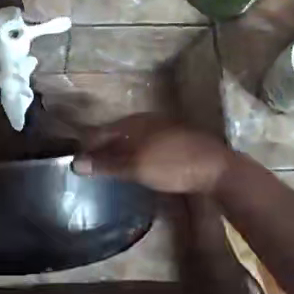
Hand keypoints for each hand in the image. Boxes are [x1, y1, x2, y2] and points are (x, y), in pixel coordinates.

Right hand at [71, 115, 235, 194]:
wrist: (218, 170)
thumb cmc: (172, 165)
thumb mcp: (135, 167)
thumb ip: (105, 165)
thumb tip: (75, 163)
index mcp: (134, 122)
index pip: (100, 131)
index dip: (86, 146)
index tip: (74, 162)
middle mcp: (147, 121)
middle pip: (116, 134)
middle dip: (102, 149)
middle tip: (89, 169)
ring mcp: (163, 131)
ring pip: (132, 141)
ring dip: (119, 154)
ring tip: (108, 172)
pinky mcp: (176, 144)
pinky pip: (145, 147)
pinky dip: (134, 157)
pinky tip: (134, 170)